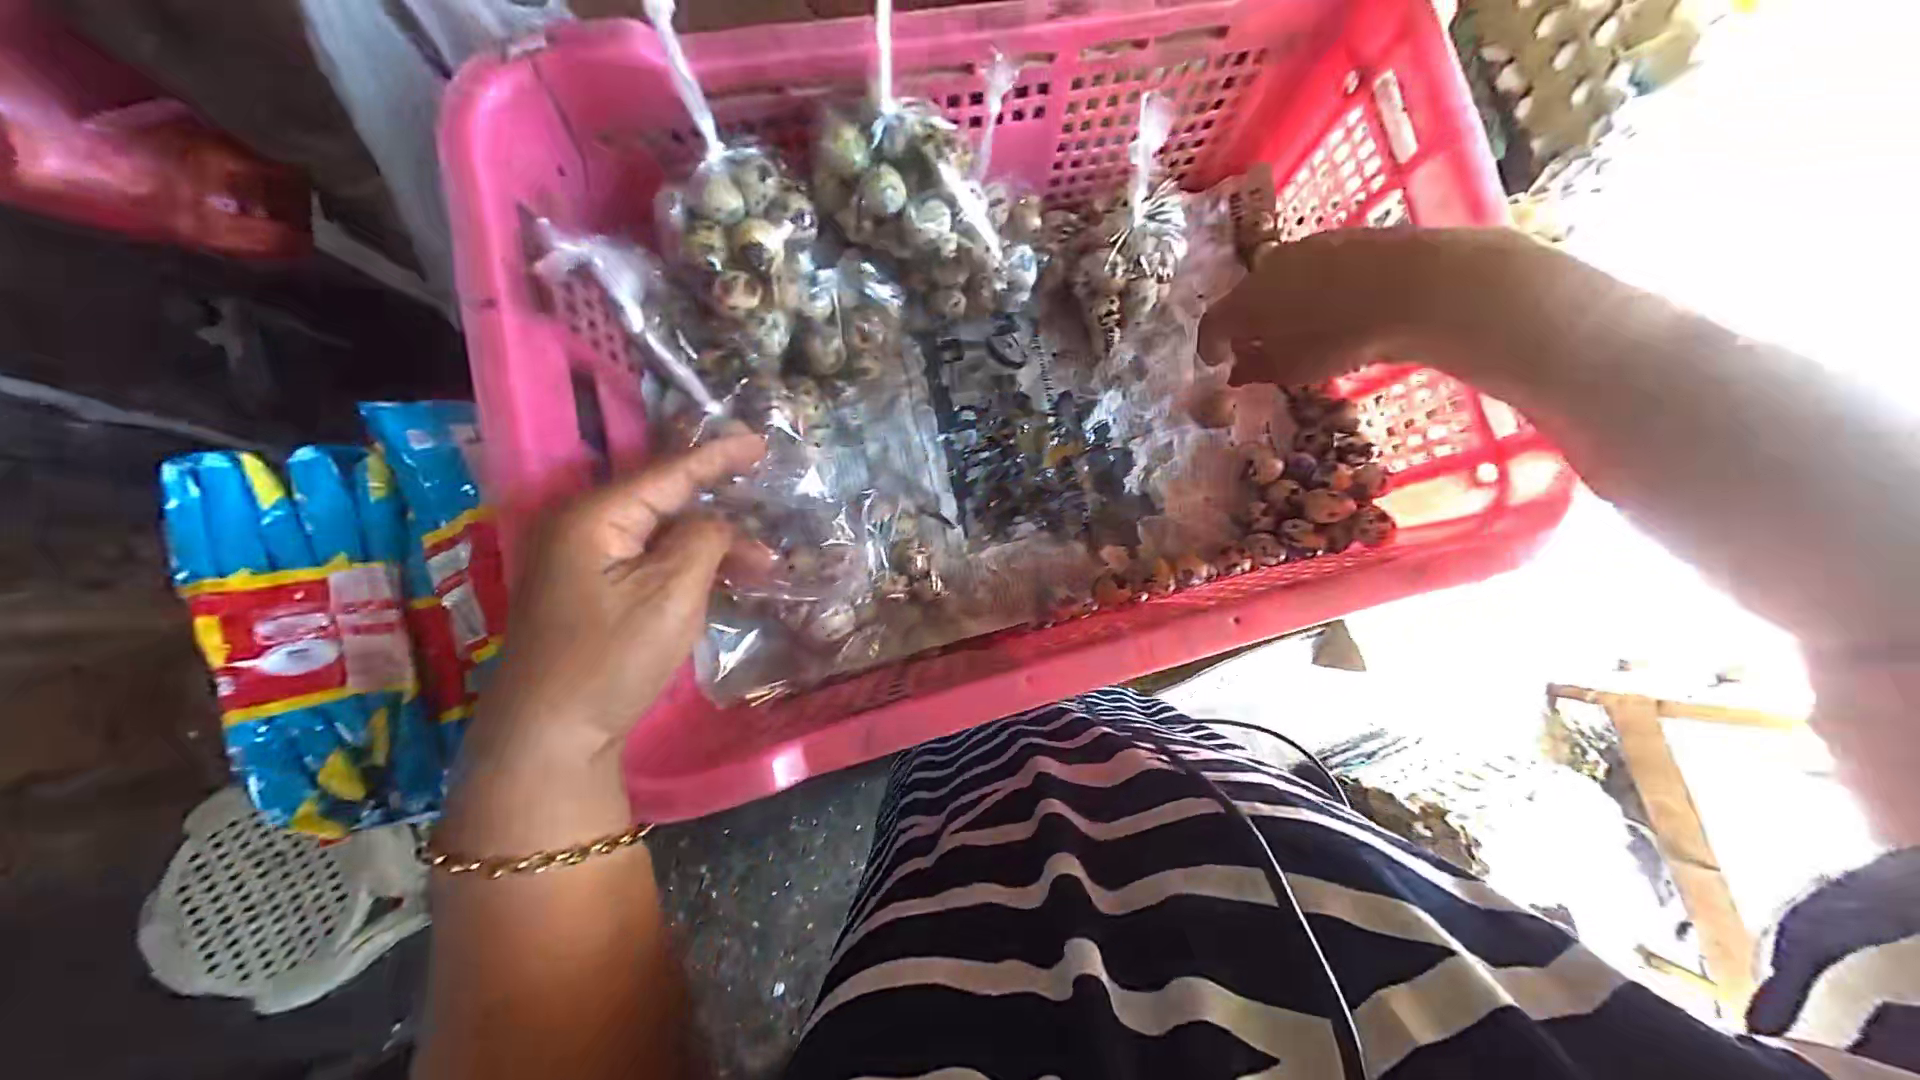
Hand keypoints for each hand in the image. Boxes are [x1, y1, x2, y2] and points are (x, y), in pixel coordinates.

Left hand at [481, 433, 767, 747]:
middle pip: (665, 501)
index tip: (760, 441)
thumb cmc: (610, 659)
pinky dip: (691, 567)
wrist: (550, 737)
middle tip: (768, 504)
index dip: (719, 456)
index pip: (669, 473)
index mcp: (595, 517)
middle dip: (721, 506)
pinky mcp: (593, 594)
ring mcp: (585, 563)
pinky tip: (724, 577)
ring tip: (762, 562)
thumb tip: (720, 524)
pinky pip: (651, 562)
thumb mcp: (670, 593)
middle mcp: (584, 529)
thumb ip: (704, 541)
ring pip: (662, 536)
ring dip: (712, 545)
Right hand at [1199, 227, 1538, 387]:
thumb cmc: (1338, 337)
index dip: (1210, 347)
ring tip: (1299, 329)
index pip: (1213, 323)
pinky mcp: (1346, 238)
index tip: (1215, 364)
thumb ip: (1256, 369)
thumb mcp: (1290, 369)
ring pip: (1281, 281)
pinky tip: (1335, 309)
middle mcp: (1268, 267)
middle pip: (1246, 298)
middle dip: (1248, 324)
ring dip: (1282, 305)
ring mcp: (1308, 247)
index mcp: (1245, 300)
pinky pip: (1316, 271)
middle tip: (1258, 349)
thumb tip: (1236, 370)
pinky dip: (1314, 291)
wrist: (1419, 286)